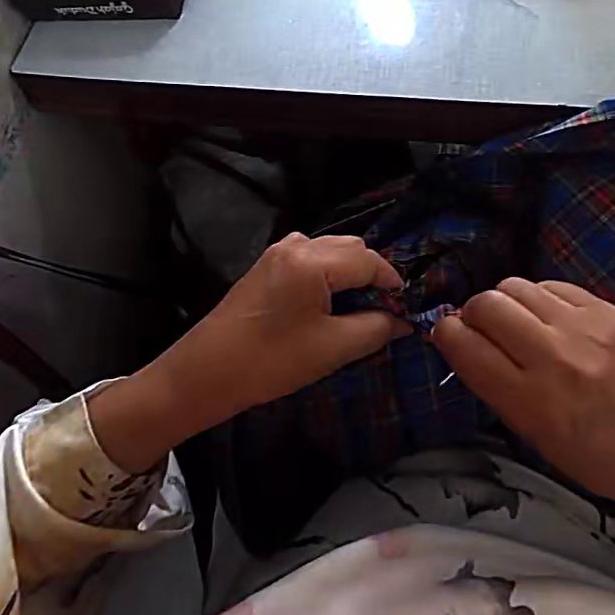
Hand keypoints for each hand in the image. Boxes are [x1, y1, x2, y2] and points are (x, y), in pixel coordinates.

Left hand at [90, 233, 402, 471]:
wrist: (208, 369)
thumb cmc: (271, 361)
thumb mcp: (332, 348)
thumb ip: (374, 328)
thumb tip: (400, 320)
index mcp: (311, 261)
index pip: (369, 260)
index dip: (393, 284)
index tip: (406, 310)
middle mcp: (295, 246)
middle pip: (351, 247)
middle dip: (372, 275)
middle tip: (382, 313)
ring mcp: (277, 252)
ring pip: (331, 249)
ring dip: (350, 272)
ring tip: (356, 311)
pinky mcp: (266, 264)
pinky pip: (310, 257)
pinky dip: (328, 272)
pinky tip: (328, 304)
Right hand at [432, 279, 614, 579]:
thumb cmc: (595, 455)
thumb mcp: (529, 433)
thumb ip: (490, 383)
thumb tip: (459, 339)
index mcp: (530, 400)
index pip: (462, 342)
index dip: (446, 334)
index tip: (451, 338)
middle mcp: (554, 358)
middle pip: (485, 304)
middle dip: (473, 314)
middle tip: (485, 331)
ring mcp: (585, 330)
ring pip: (513, 286)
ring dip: (505, 303)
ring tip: (519, 324)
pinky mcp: (608, 311)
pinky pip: (550, 285)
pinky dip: (539, 299)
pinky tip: (550, 321)